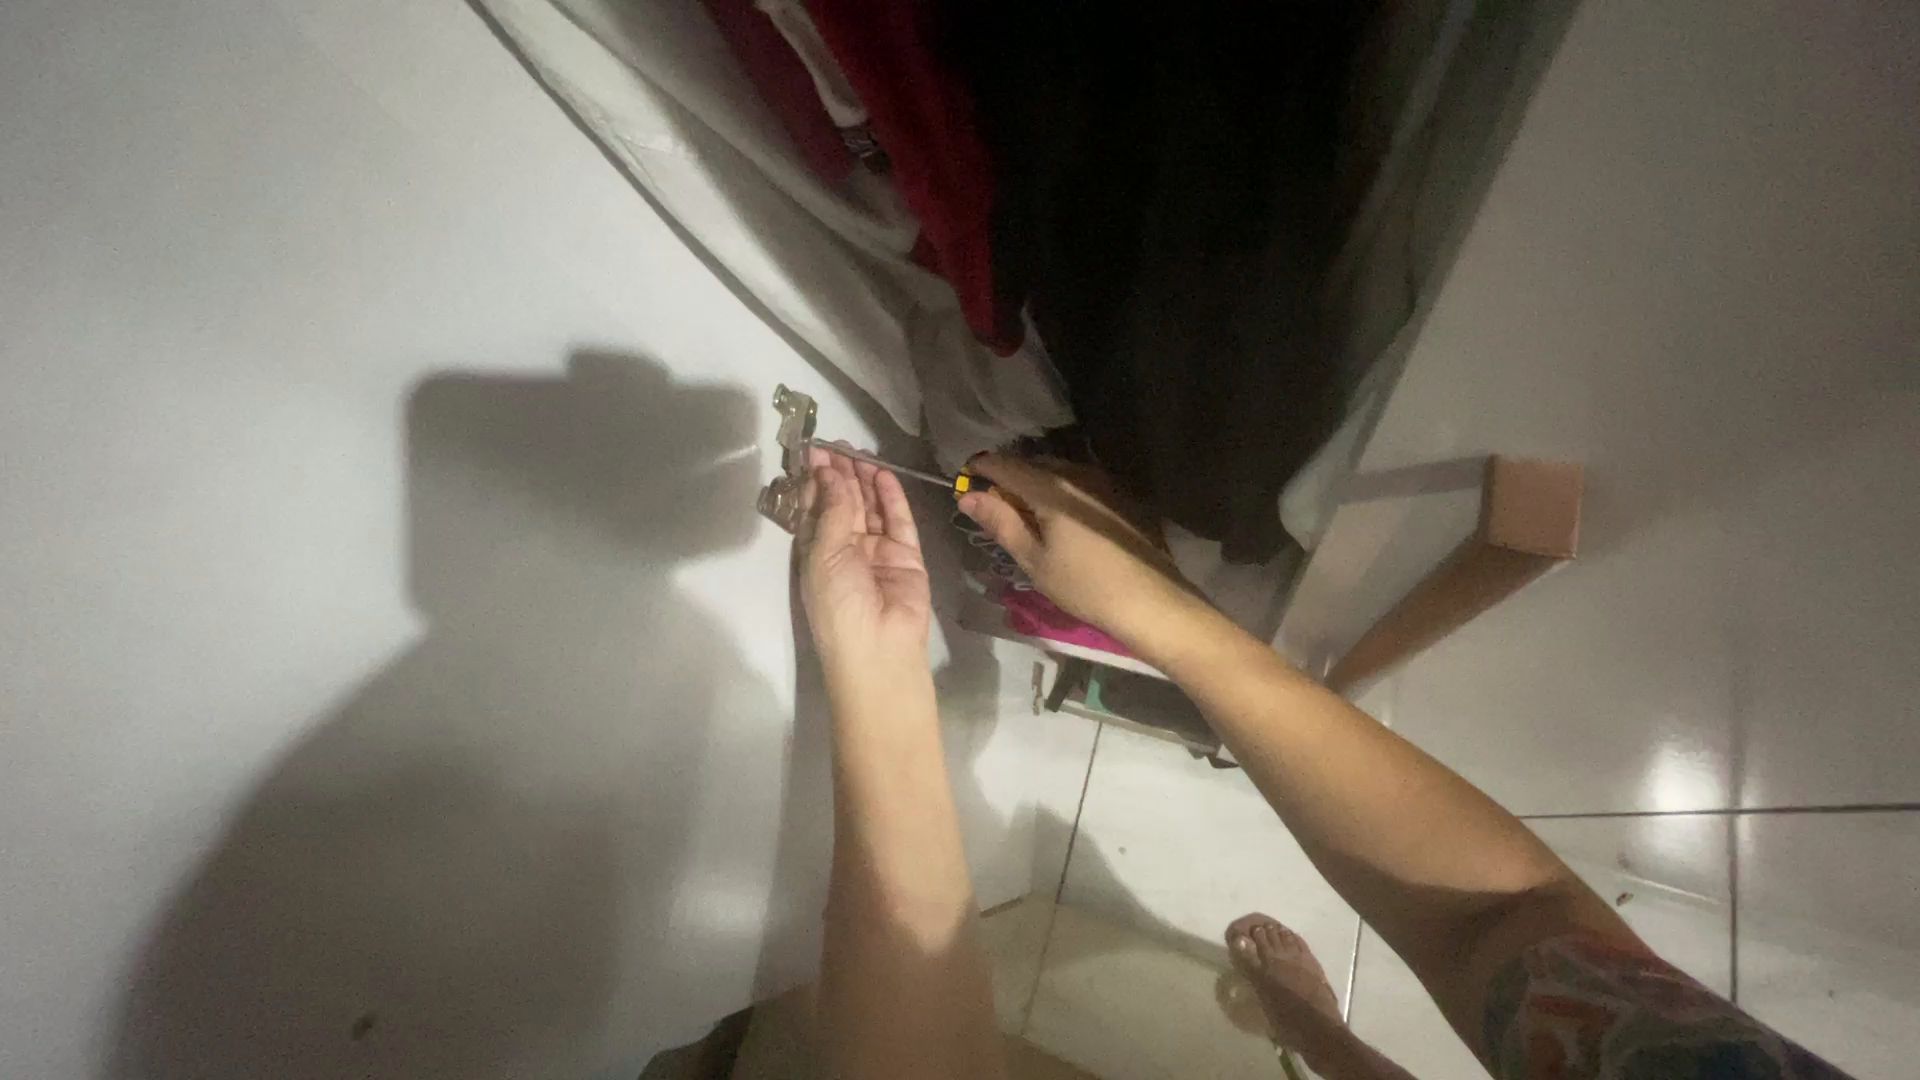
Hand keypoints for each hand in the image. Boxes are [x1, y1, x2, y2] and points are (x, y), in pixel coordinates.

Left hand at [798, 444, 931, 670]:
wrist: (879, 647)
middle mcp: (846, 549)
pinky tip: (883, 474)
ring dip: (863, 480)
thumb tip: (830, 473)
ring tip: (859, 452)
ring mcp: (878, 552)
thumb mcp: (823, 555)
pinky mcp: (906, 555)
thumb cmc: (839, 604)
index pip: (815, 509)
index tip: (814, 451)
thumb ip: (831, 512)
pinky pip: (898, 520)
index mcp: (818, 553)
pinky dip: (891, 498)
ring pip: (870, 508)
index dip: (815, 481)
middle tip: (838, 444)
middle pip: (843, 504)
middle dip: (839, 475)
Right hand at [958, 455, 1201, 651]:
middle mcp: (1079, 474)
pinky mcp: (1123, 497)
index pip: (1006, 465)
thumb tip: (968, 496)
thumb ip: (1001, 522)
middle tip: (994, 502)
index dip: (981, 468)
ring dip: (1037, 483)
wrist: (1151, 601)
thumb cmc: (1085, 586)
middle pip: (1034, 464)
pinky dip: (1062, 492)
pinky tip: (1061, 519)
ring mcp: (1105, 483)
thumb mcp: (1034, 559)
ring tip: (1025, 511)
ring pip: (1060, 471)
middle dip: (1009, 476)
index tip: (965, 477)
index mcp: (1051, 488)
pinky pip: (1081, 483)